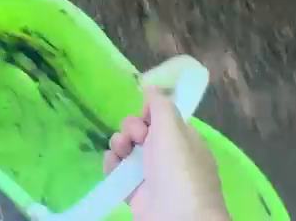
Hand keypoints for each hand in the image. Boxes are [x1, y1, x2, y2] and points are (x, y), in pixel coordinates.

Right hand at [104, 85, 230, 220]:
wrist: (177, 218)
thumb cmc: (178, 170)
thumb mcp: (173, 129)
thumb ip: (160, 104)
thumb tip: (151, 87)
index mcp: (184, 142)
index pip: (160, 119)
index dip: (148, 114)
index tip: (145, 117)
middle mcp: (168, 157)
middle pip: (139, 130)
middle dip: (131, 129)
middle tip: (136, 138)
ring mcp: (151, 175)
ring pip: (126, 148)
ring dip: (118, 144)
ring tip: (121, 152)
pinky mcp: (135, 191)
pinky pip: (117, 168)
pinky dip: (112, 163)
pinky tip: (113, 164)